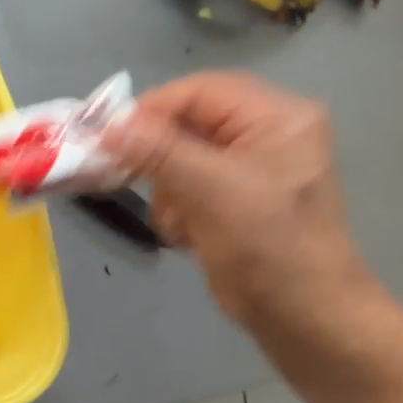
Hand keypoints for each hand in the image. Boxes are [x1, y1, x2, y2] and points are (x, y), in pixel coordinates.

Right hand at [102, 72, 374, 326]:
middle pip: (187, 125)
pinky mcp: (231, 202)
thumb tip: (108, 126)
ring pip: (179, 161)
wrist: (299, 310)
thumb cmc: (267, 246)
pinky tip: (187, 236)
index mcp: (277, 116)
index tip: (103, 140)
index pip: (200, 91)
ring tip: (180, 223)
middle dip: (158, 159)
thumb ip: (161, 153)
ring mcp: (247, 170)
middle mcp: (264, 134)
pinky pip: (185, 191)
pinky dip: (176, 212)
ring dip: (167, 192)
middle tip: (126, 181)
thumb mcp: (213, 191)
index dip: (150, 110)